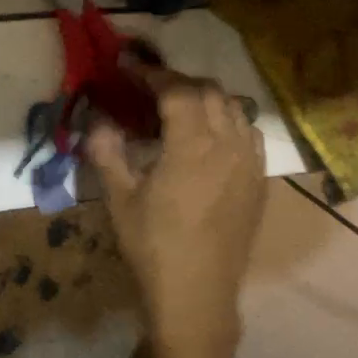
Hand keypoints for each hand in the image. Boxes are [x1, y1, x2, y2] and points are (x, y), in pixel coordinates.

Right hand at [85, 68, 267, 357]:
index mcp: (192, 146)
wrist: (197, 292)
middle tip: (146, 87)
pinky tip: (206, 137)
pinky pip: (248, 134)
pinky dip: (226, 121)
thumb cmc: (152, 244)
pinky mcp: (258, 181)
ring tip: (175, 108)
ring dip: (205, 98)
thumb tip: (98, 120)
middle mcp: (228, 145)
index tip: (126, 65)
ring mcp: (250, 163)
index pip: (177, 90)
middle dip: (178, 81)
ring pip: (234, 109)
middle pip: (210, 92)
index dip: (151, 73)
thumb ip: (107, 151)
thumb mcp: (118, 197)